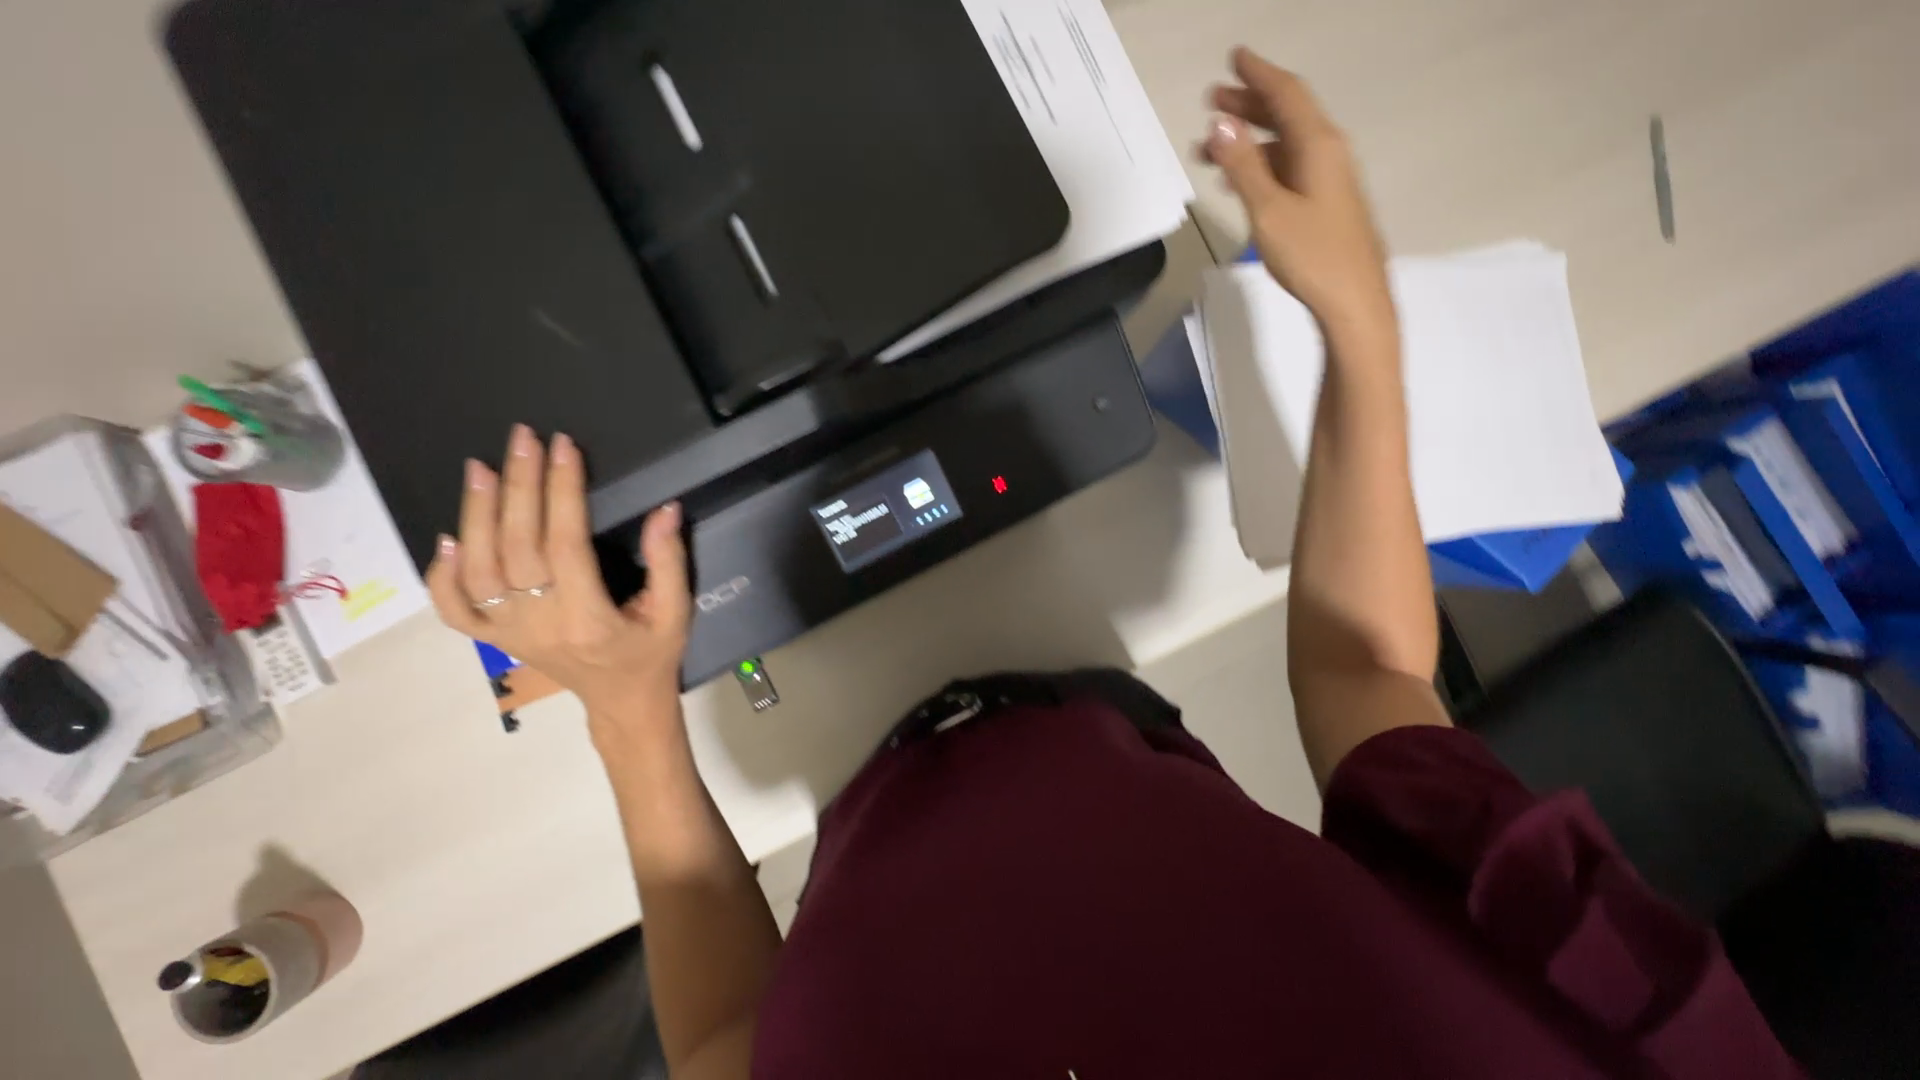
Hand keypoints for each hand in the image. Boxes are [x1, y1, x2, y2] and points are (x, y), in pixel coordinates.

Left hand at [426, 424, 690, 736]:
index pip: (565, 543)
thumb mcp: (675, 612)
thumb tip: (664, 509)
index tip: (564, 448)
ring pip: (479, 570)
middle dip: (519, 486)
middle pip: (517, 546)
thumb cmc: (652, 656)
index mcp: (587, 618)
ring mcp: (509, 634)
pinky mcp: (495, 640)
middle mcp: (539, 624)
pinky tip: (448, 536)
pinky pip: (455, 608)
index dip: (562, 492)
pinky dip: (443, 574)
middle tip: (522, 439)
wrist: (622, 705)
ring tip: (482, 468)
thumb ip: (669, 562)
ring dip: (477, 515)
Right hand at [1203, 48, 1394, 337]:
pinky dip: (1262, 165)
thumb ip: (1243, 166)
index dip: (1259, 75)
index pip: (1287, 95)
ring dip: (1251, 140)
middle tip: (1213, 101)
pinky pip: (1290, 169)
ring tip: (1212, 148)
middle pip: (1288, 116)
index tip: (1234, 58)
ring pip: (1286, 145)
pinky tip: (1240, 182)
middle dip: (1250, 105)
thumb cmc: (1312, 256)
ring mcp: (1330, 180)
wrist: (1354, 303)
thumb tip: (1220, 126)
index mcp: (1318, 146)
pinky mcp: (1327, 204)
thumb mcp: (1268, 211)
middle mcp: (1328, 154)